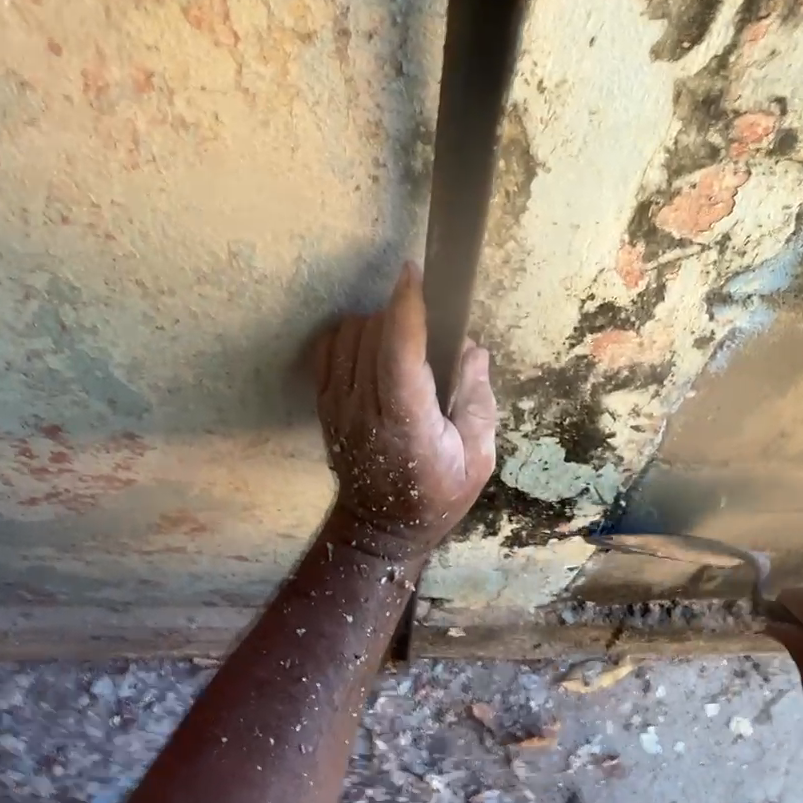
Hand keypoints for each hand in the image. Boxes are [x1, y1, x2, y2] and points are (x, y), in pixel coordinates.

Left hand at [311, 262, 496, 561]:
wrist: (382, 528)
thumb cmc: (436, 496)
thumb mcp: (478, 460)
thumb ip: (478, 402)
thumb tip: (472, 350)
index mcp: (408, 424)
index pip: (399, 353)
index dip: (406, 308)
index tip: (414, 274)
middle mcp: (366, 410)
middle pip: (374, 334)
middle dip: (403, 315)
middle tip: (431, 328)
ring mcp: (338, 406)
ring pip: (350, 336)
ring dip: (380, 324)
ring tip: (406, 343)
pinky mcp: (325, 404)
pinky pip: (329, 348)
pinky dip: (351, 334)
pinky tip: (375, 348)